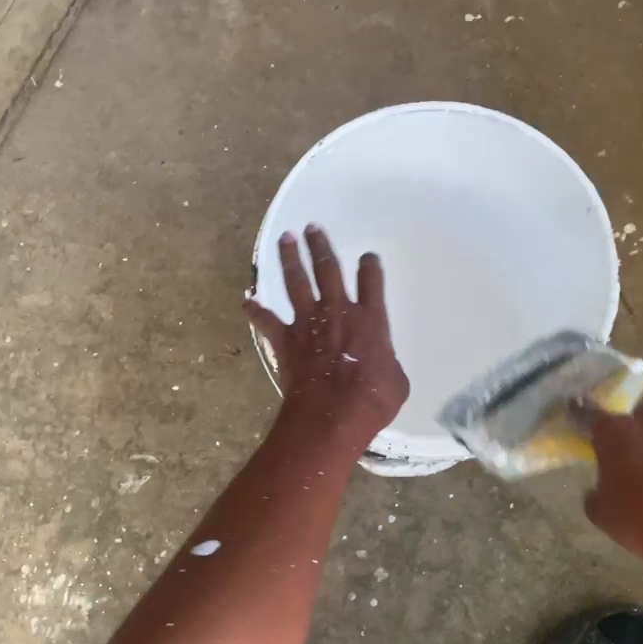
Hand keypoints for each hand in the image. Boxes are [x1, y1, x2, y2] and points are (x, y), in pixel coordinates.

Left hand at [244, 225, 409, 450]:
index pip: (371, 282)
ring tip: (285, 239)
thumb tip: (379, 365)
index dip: (369, 267)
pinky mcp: (285, 340)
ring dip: (290, 259)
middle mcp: (338, 311)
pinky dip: (255, 312)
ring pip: (297, 282)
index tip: (367, 256)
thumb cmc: (372, 402)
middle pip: (328, 269)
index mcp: (371, 319)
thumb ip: (385, 363)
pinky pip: (266, 321)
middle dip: (321, 246)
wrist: (332, 416)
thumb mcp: (396, 382)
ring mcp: (308, 323)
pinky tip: (246, 303)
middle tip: (313, 228)